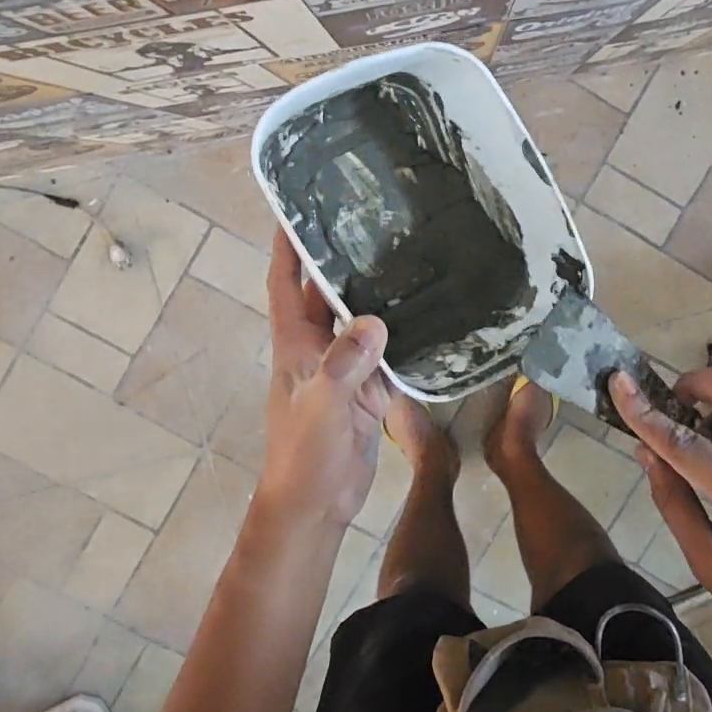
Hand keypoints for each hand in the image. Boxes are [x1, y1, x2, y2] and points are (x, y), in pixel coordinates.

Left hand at [261, 231, 392, 527]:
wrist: (317, 504)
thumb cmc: (304, 454)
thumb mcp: (321, 406)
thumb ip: (344, 364)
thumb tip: (374, 320)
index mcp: (295, 343)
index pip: (285, 283)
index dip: (287, 246)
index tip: (296, 207)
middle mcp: (318, 347)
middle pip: (325, 292)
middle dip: (339, 258)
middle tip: (371, 220)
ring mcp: (345, 368)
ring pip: (359, 318)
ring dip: (374, 292)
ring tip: (405, 254)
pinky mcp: (369, 389)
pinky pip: (386, 351)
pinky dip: (401, 332)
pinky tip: (426, 312)